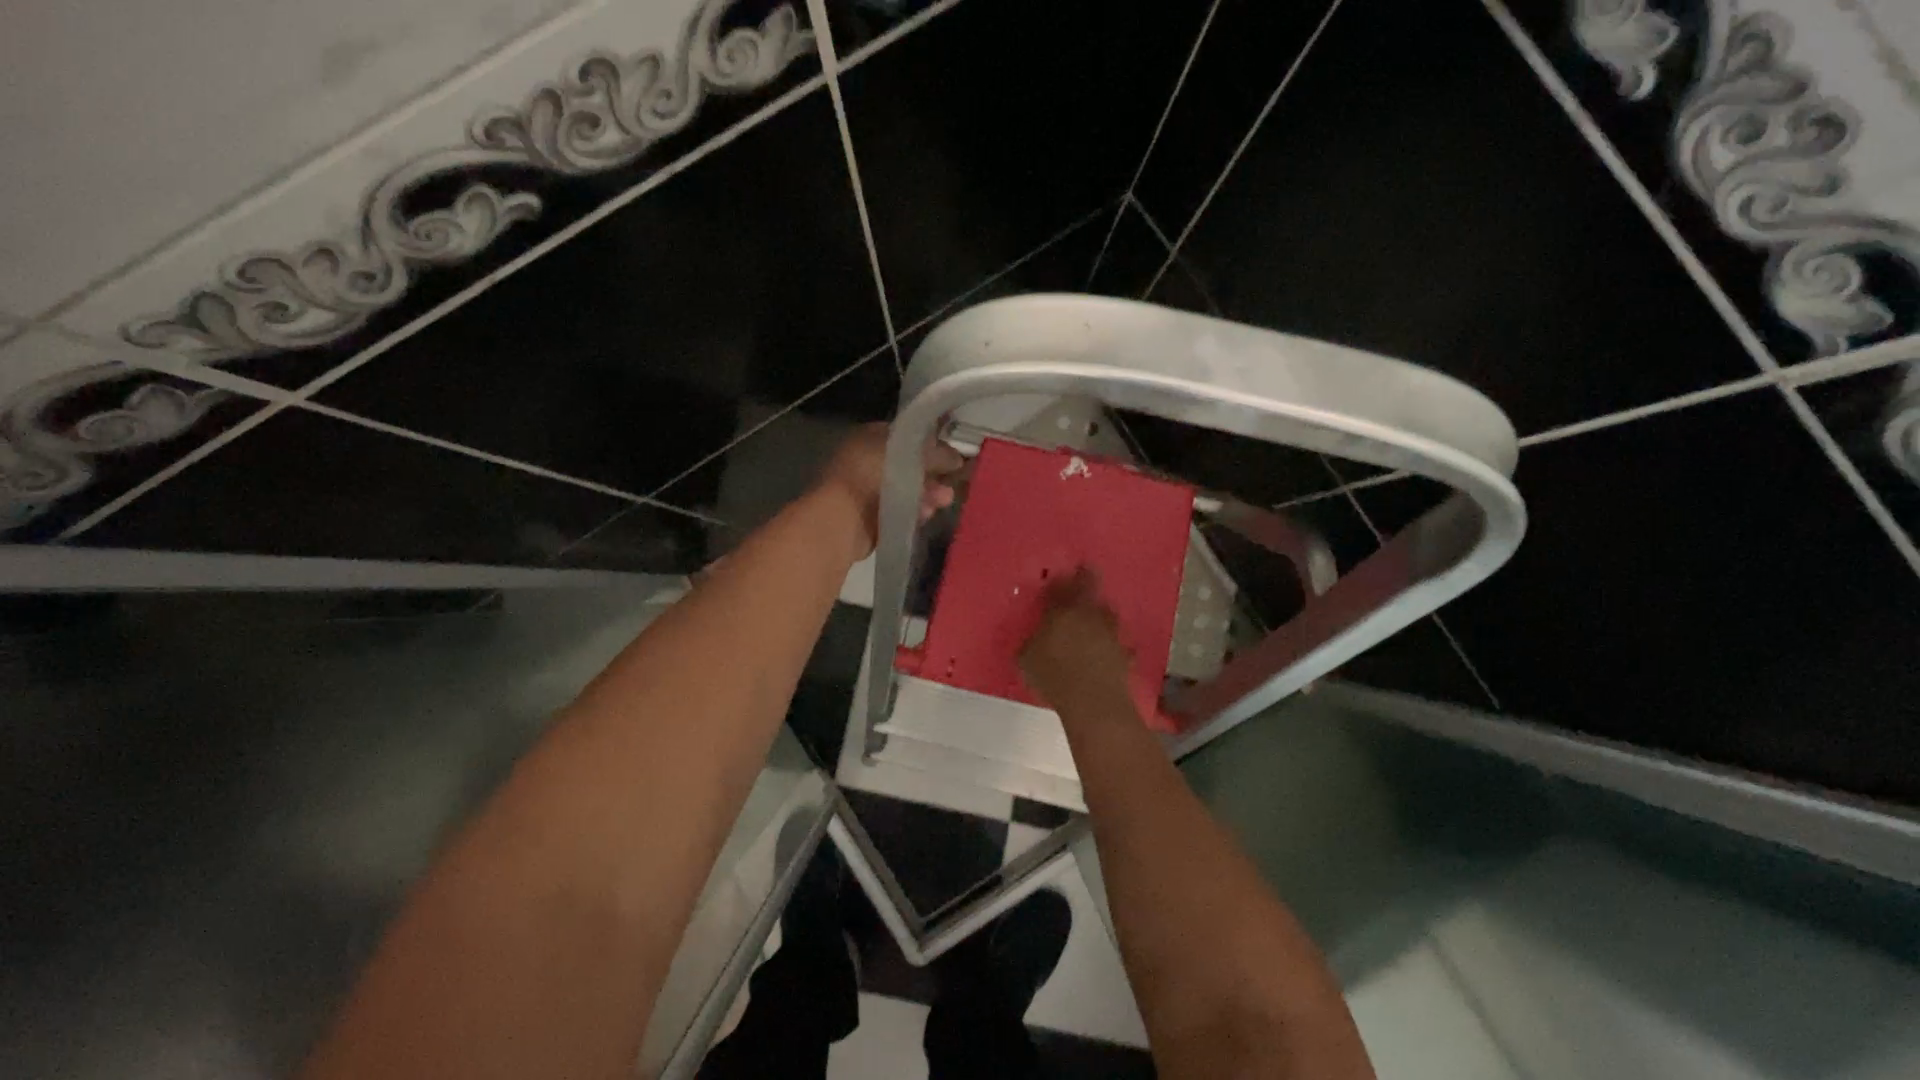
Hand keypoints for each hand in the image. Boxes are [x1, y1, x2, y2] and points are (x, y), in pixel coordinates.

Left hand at [816, 423, 963, 556]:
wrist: (841, 518)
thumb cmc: (871, 475)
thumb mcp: (909, 453)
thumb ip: (936, 453)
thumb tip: (957, 458)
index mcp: (870, 436)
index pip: (907, 434)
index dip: (930, 442)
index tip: (952, 453)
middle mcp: (868, 460)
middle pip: (910, 464)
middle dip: (933, 473)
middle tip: (952, 480)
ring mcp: (869, 490)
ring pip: (907, 489)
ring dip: (928, 494)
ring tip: (943, 501)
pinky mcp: (873, 517)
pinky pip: (901, 511)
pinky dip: (914, 511)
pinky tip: (926, 514)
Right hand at [1019, 568, 1132, 710]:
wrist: (1093, 700)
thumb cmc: (1053, 674)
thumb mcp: (1026, 658)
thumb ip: (1030, 642)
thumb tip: (1034, 638)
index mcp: (1062, 610)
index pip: (1060, 585)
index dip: (1058, 580)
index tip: (1057, 579)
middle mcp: (1089, 613)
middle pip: (1091, 588)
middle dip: (1086, 581)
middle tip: (1082, 580)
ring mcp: (1111, 631)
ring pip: (1107, 612)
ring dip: (1100, 612)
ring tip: (1092, 620)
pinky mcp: (1124, 652)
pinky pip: (1117, 641)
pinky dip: (1112, 643)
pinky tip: (1105, 651)